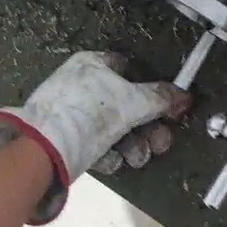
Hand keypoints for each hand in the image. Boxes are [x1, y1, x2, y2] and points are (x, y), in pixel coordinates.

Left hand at [0, 52, 189, 223]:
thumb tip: (185, 94)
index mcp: (93, 65)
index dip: (154, 88)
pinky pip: (98, 145)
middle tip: (160, 143)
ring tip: (138, 158)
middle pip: (128, 104)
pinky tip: (110, 161)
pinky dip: (109, 155)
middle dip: (148, 127)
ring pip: (116, 129)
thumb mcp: (130, 103)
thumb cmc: (88, 115)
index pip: (131, 69)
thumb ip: (160, 98)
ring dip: (134, 145)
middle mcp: (82, 85)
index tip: (171, 108)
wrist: (41, 151)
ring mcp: (73, 114)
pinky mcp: (68, 140)